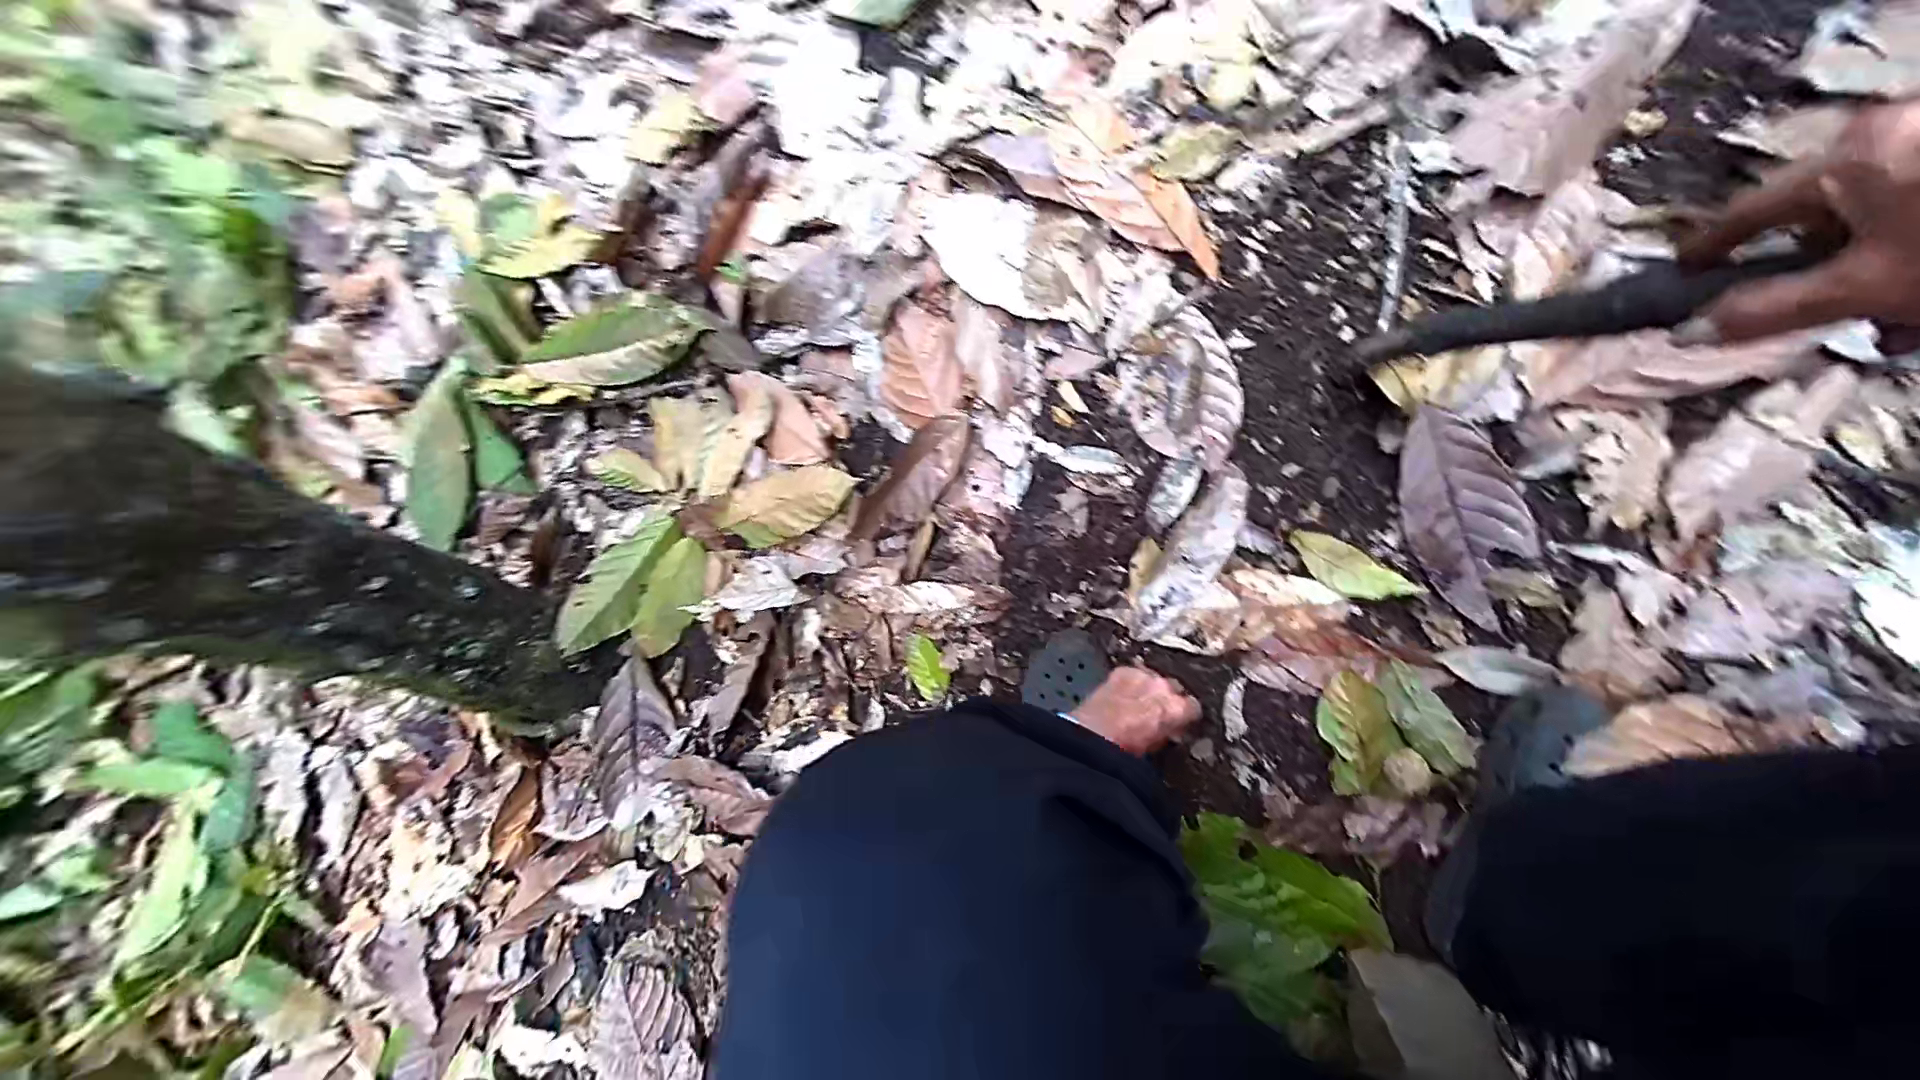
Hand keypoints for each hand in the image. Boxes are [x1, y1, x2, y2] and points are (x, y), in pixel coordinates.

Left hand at [1070, 665, 1201, 755]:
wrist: (1095, 735)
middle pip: (1174, 688)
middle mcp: (1164, 688)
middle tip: (1154, 711)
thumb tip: (1170, 729)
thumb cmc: (1126, 748)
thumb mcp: (1156, 744)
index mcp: (1177, 709)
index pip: (1192, 706)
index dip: (1184, 714)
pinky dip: (1131, 681)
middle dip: (1167, 698)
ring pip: (1154, 677)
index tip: (1177, 720)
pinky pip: (1134, 673)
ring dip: (1149, 687)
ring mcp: (1143, 676)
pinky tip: (1122, 693)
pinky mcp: (1123, 671)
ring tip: (1136, 701)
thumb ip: (1168, 731)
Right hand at [1676, 101, 1919, 345]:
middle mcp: (1895, 128)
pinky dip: (1915, 240)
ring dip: (1875, 257)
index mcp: (1847, 157)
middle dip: (1816, 261)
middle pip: (1824, 206)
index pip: (1748, 211)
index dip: (1710, 246)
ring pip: (1884, 204)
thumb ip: (1771, 308)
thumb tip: (1693, 328)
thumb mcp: (1869, 287)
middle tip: (1818, 304)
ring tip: (1894, 305)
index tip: (1685, 268)